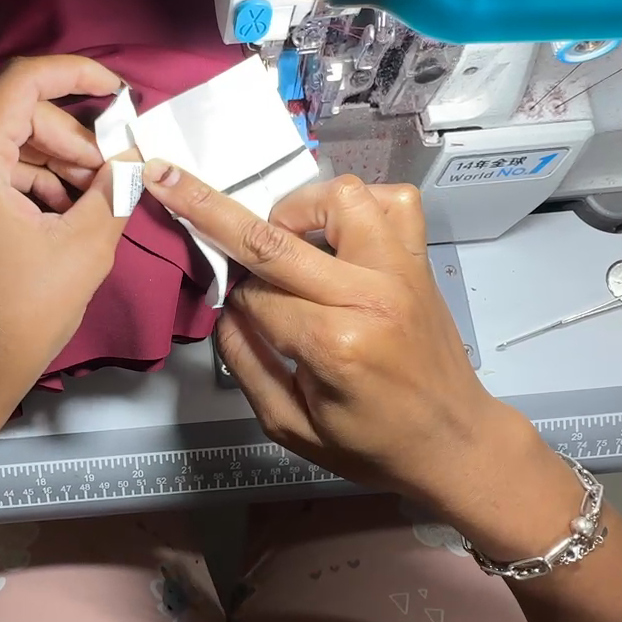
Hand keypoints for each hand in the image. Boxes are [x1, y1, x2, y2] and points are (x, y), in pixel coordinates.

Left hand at [0, 56, 129, 439]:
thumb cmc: (20, 318)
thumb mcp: (84, 248)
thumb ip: (114, 187)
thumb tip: (133, 154)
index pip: (22, 82)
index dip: (76, 75)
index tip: (119, 92)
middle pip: (18, 115)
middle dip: (73, 140)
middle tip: (112, 179)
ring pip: (8, 143)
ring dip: (56, 164)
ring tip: (91, 205)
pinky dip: (31, 183)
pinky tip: (60, 217)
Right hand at [141, 163, 560, 523]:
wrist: (455, 442)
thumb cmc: (371, 445)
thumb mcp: (290, 426)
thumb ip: (246, 363)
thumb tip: (224, 306)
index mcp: (333, 345)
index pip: (253, 296)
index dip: (234, 300)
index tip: (236, 311)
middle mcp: (367, 295)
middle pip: (272, 238)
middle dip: (207, 206)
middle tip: (165, 177)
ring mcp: (400, 269)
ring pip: (337, 197)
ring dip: (295, 207)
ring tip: (283, 235)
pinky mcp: (419, 259)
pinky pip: (391, 200)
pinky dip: (358, 203)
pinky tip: (336, 231)